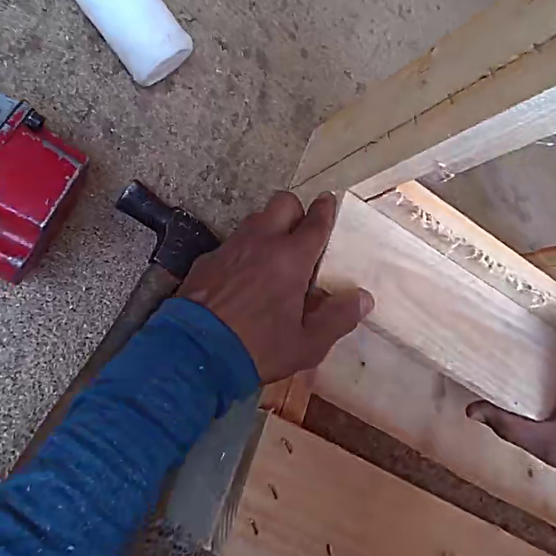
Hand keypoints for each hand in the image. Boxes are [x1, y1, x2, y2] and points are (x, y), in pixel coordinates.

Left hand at [179, 191, 372, 382]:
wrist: (192, 354)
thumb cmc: (257, 348)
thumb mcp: (306, 344)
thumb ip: (337, 318)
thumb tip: (363, 298)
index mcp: (291, 258)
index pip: (315, 222)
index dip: (326, 210)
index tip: (329, 202)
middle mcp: (261, 242)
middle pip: (283, 202)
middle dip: (296, 211)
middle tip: (301, 236)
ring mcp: (230, 248)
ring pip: (255, 219)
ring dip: (269, 228)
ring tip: (273, 257)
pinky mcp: (206, 260)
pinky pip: (232, 243)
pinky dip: (243, 251)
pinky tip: (241, 278)